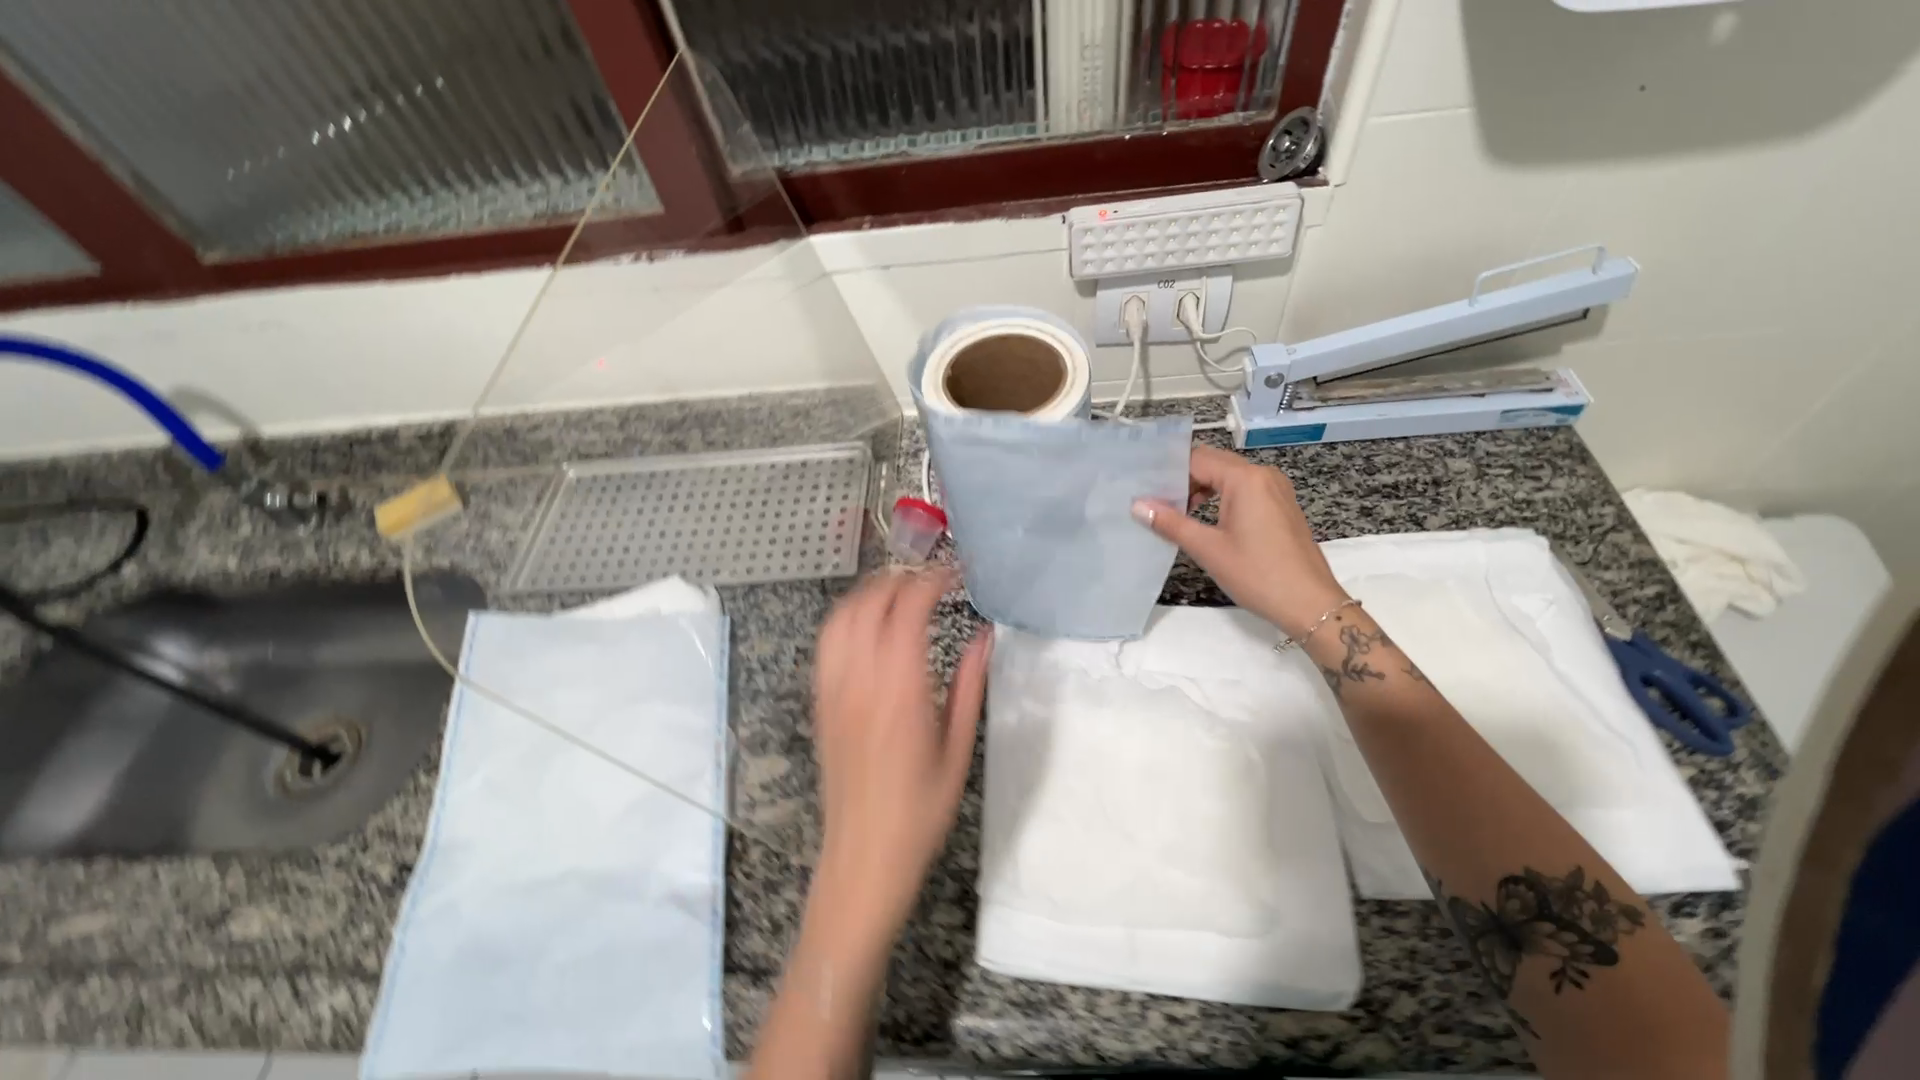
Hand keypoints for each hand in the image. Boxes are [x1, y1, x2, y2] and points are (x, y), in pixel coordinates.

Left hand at [810, 568, 989, 926]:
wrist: (864, 854)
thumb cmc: (921, 810)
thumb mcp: (959, 749)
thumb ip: (970, 685)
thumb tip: (984, 635)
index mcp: (901, 691)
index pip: (909, 610)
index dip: (931, 581)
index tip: (955, 573)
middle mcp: (861, 681)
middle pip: (872, 603)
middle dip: (901, 577)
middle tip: (932, 577)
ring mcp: (834, 689)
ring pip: (842, 616)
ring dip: (870, 592)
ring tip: (900, 589)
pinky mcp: (820, 701)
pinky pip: (825, 643)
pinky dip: (845, 617)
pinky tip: (865, 621)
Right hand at [1132, 444, 1349, 637]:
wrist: (1310, 603)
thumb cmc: (1258, 575)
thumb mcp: (1209, 549)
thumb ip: (1171, 523)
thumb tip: (1138, 506)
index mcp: (1246, 478)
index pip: (1197, 459)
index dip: (1169, 472)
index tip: (1145, 490)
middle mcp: (1264, 475)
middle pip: (1214, 464)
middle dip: (1184, 481)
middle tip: (1154, 502)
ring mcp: (1277, 490)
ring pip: (1229, 478)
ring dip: (1202, 491)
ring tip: (1176, 515)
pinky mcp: (1281, 506)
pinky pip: (1245, 491)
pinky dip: (1222, 499)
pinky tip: (1206, 522)